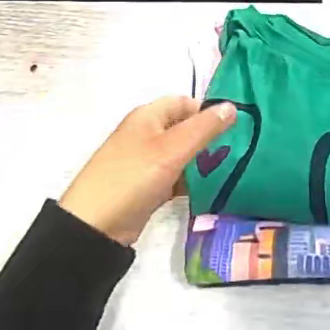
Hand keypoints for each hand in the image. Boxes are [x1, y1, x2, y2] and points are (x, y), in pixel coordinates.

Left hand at [59, 97, 236, 245]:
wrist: (93, 228)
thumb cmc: (133, 178)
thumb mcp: (172, 149)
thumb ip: (204, 127)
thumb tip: (232, 106)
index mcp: (147, 116)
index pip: (185, 102)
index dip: (209, 110)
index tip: (235, 127)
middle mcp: (146, 134)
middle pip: (185, 127)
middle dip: (209, 137)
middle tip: (236, 150)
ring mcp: (145, 161)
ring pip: (182, 153)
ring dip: (202, 160)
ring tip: (230, 169)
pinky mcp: (147, 186)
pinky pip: (175, 175)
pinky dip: (191, 180)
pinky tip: (210, 189)